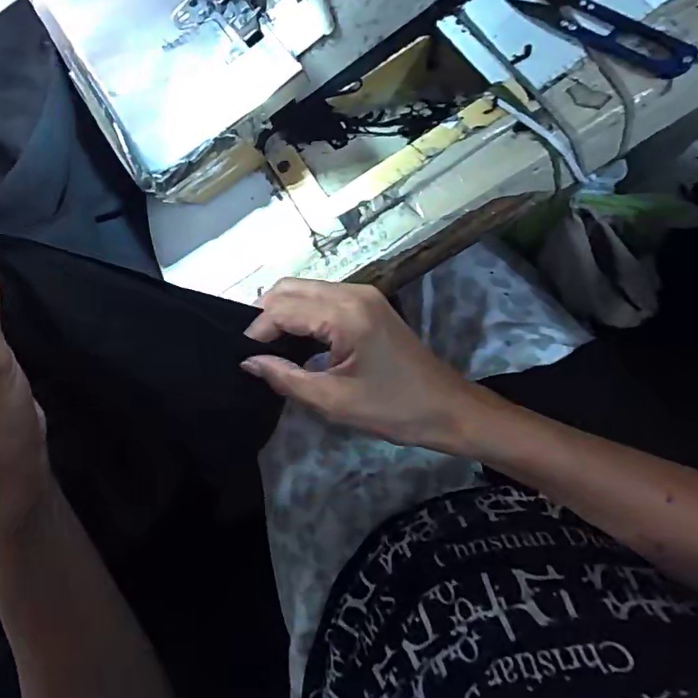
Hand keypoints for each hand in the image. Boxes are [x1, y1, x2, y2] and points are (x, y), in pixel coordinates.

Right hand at [241, 278, 503, 454]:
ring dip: (281, 311)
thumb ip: (285, 377)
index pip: (282, 309)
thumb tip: (248, 362)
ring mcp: (362, 293)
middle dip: (265, 316)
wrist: (452, 409)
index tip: (245, 358)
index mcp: (346, 314)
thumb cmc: (396, 410)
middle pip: (287, 288)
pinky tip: (296, 338)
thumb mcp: (334, 401)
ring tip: (271, 346)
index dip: (257, 331)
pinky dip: (300, 310)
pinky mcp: (367, 300)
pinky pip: (319, 295)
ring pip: (302, 288)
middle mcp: (352, 292)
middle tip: (256, 351)